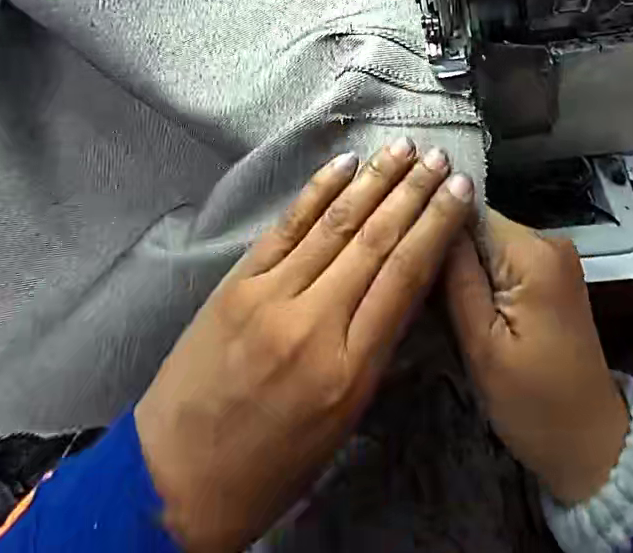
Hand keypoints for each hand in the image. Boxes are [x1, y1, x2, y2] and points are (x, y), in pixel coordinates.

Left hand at [134, 139, 476, 551]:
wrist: (171, 482)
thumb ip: (382, 339)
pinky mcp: (235, 284)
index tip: (461, 190)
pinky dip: (318, 190)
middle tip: (441, 157)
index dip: (437, 225)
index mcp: (348, 366)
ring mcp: (268, 296)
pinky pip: (286, 226)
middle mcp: (311, 322)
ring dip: (375, 180)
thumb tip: (414, 274)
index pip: (405, 275)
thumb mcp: (348, 412)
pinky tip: (345, 164)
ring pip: (334, 224)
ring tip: (404, 149)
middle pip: (375, 240)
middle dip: (414, 192)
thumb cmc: (276, 460)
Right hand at [443, 210, 629, 503]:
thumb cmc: (533, 401)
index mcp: (534, 252)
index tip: (408, 259)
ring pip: (490, 244)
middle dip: (450, 253)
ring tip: (440, 305)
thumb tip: (436, 221)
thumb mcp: (482, 345)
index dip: (437, 233)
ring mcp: (554, 257)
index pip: (471, 213)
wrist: (589, 440)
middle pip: (481, 226)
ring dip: (465, 268)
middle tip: (421, 293)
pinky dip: (485, 279)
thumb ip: (457, 279)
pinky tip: (470, 309)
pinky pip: (506, 261)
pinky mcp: (552, 274)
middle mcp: (549, 241)